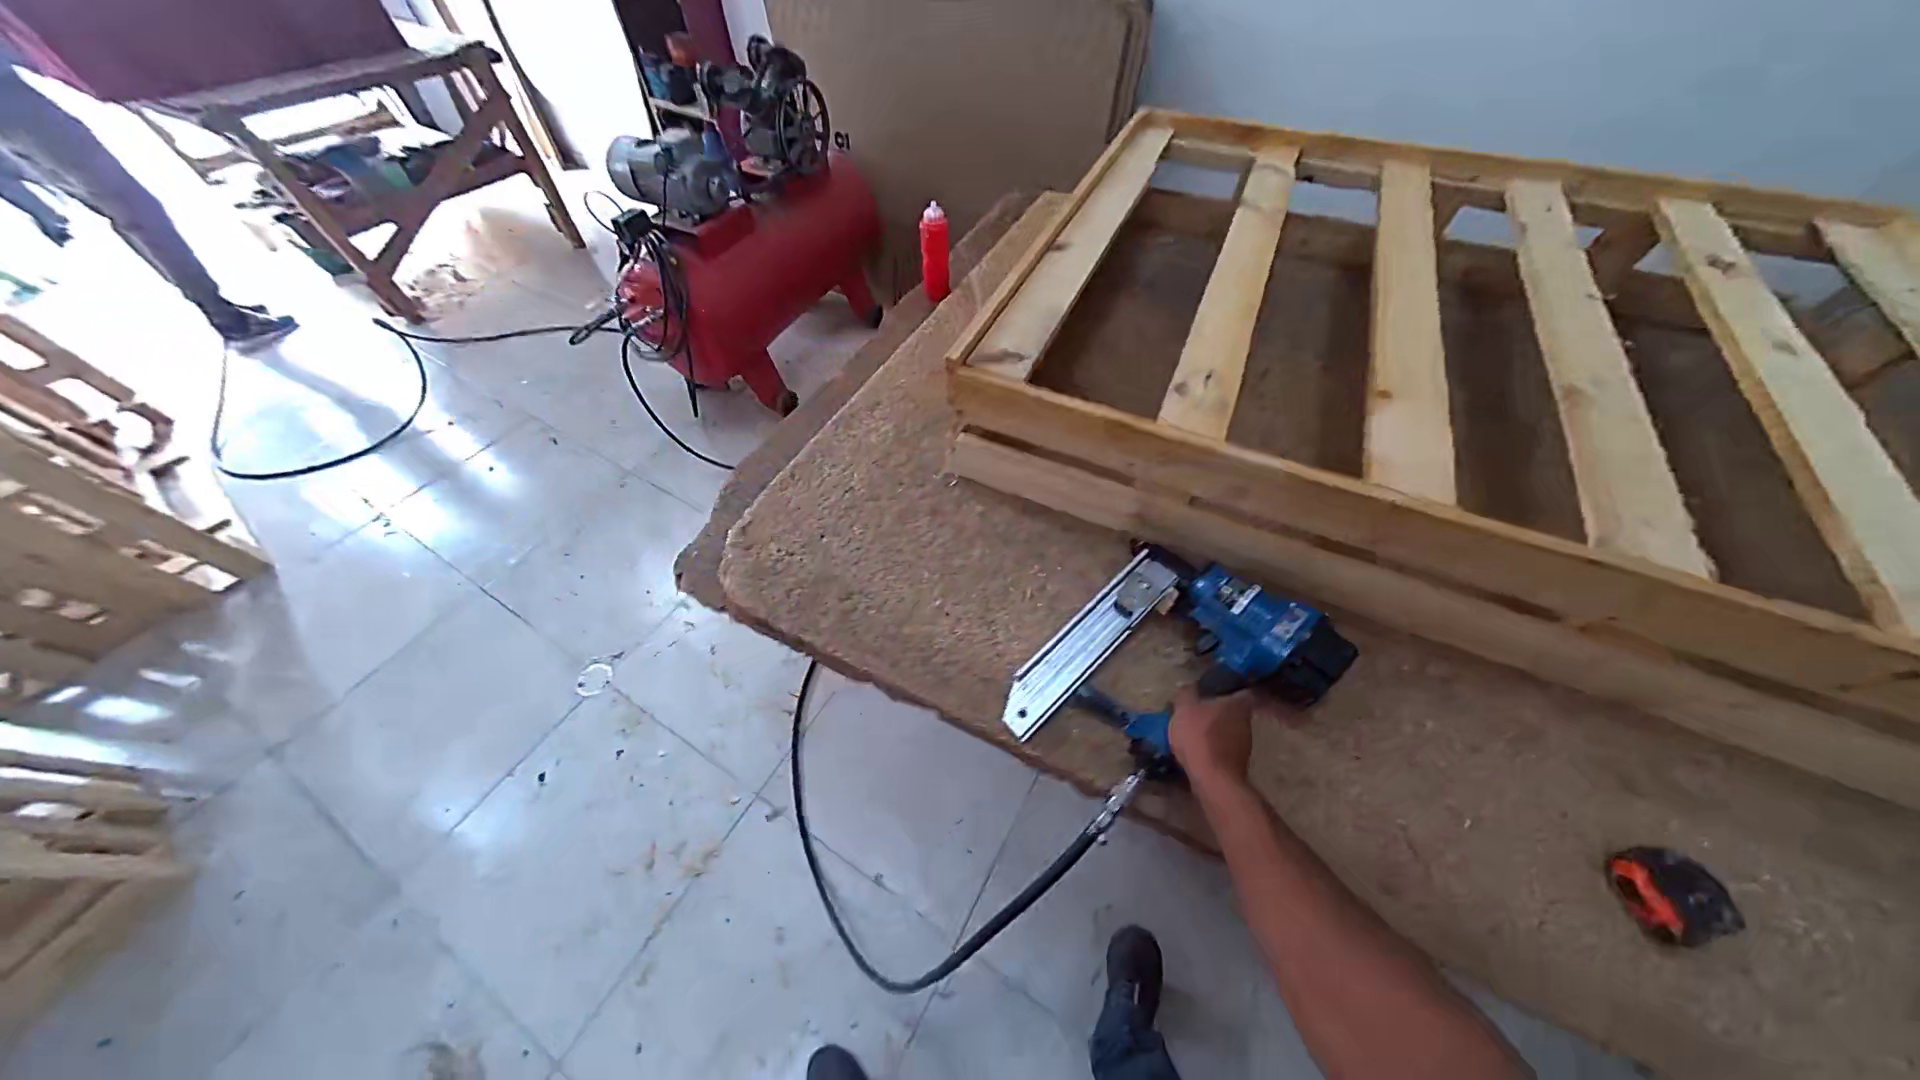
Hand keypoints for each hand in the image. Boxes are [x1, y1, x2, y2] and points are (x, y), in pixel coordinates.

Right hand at [1169, 685, 1254, 789]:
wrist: (1213, 778)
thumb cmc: (1199, 736)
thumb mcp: (1184, 709)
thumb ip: (1186, 694)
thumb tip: (1189, 686)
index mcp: (1237, 704)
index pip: (1241, 690)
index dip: (1228, 689)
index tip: (1214, 690)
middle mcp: (1246, 721)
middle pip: (1234, 710)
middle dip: (1218, 710)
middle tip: (1198, 710)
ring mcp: (1246, 742)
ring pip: (1230, 729)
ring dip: (1216, 729)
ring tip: (1195, 731)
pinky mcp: (1240, 761)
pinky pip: (1226, 746)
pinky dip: (1215, 746)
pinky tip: (1200, 749)